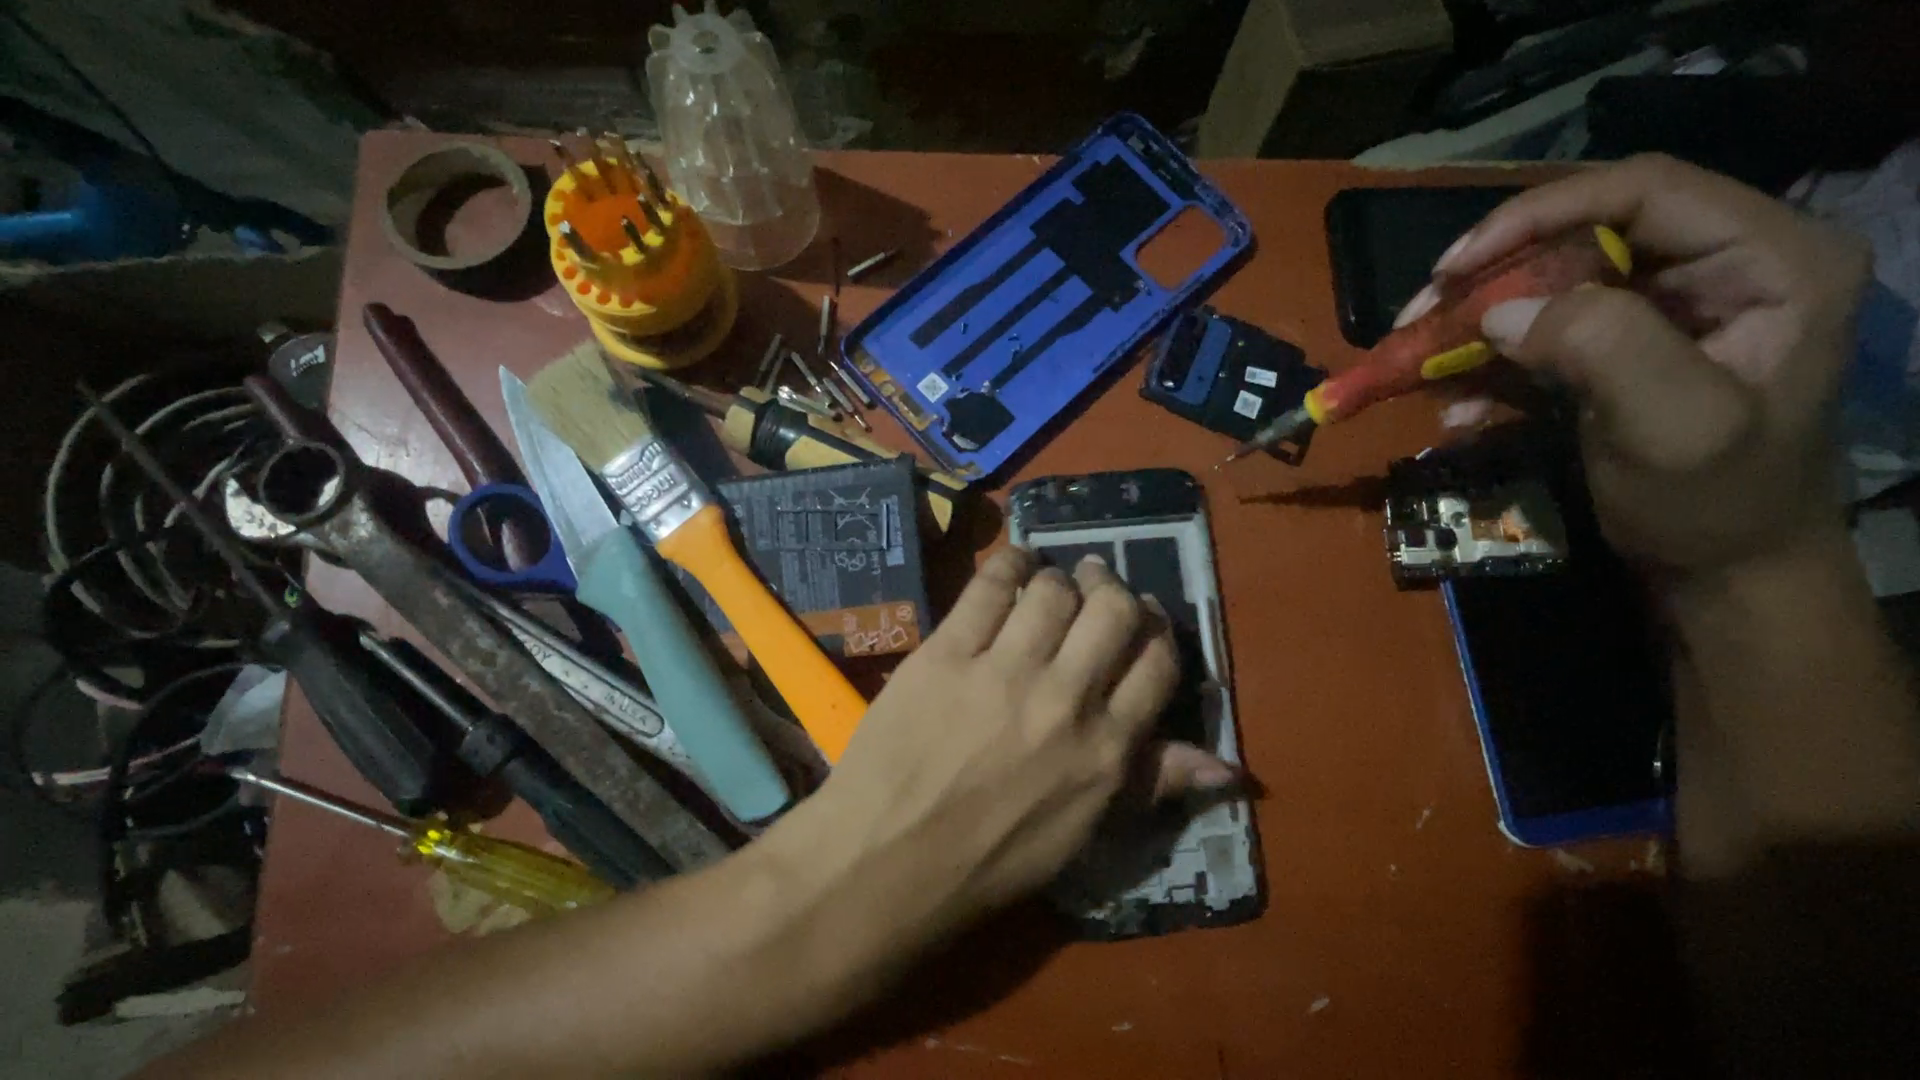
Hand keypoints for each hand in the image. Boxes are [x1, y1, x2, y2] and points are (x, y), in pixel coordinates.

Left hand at [795, 547, 1233, 939]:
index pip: (1158, 663)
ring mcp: (1004, 673)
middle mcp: (1065, 700)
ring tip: (1046, 584)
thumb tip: (1227, 767)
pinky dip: (1009, 565)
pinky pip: (990, 587)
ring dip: (1057, 579)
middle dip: (1111, 588)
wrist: (887, 862)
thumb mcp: (1082, 834)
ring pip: (1053, 592)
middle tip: (1096, 584)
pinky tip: (1011, 567)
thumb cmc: (988, 862)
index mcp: (1107, 749)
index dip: (1155, 628)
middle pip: (1112, 611)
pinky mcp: (946, 654)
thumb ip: (1150, 785)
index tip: (1141, 616)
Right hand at [1421, 154, 1871, 574]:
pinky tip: (1455, 405)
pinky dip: (1487, 362)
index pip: (1644, 190)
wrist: (1724, 569)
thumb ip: (1603, 347)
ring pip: (1551, 277)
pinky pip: (1540, 329)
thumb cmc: (1715, 501)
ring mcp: (1667, 306)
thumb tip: (1501, 311)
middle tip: (1422, 311)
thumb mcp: (1676, 426)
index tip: (1455, 267)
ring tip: (1420, 358)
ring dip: (1477, 317)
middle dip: (1493, 270)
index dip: (1540, 213)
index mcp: (1771, 259)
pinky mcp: (1620, 344)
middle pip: (1586, 229)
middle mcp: (1722, 264)